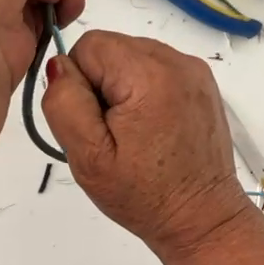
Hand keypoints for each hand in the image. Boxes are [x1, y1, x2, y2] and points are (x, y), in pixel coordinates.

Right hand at [40, 31, 255, 259]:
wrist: (201, 219)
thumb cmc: (142, 196)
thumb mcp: (89, 158)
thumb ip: (65, 103)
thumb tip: (60, 65)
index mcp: (147, 74)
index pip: (88, 46)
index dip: (79, 84)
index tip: (93, 125)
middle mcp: (176, 60)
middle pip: (112, 48)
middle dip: (100, 85)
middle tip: (111, 135)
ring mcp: (194, 70)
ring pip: (132, 58)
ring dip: (122, 89)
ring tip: (133, 135)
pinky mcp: (203, 84)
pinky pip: (156, 70)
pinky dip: (144, 93)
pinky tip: (151, 130)